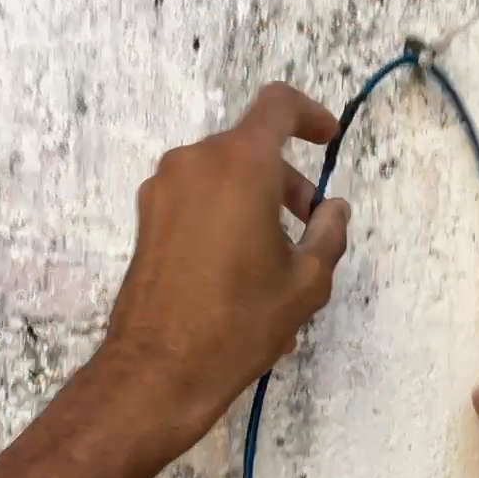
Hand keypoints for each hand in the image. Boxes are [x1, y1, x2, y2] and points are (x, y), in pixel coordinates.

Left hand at [96, 82, 352, 447]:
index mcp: (239, 165)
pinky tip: (239, 272)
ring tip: (273, 262)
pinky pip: (196, 203)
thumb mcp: (305, 284)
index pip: (278, 107)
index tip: (327, 139)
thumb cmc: (240, 324)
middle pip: (249, 149)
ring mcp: (162, 192)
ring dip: (254, 202)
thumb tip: (332, 208)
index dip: (310, 116)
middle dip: (285, 182)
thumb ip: (328, 235)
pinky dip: (225, 218)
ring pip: (221, 178)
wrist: (160, 370)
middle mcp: (194, 164)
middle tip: (308, 229)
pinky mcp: (145, 222)